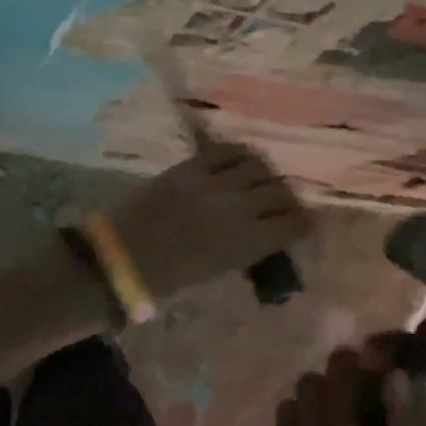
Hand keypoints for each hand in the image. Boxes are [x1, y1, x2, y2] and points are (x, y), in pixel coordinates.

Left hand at [108, 141, 311, 301]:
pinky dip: (241, 155)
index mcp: (247, 243)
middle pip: (280, 192)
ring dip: (266, 174)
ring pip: (259, 166)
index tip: (301, 223)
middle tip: (280, 203)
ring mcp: (214, 182)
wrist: (122, 256)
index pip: (294, 224)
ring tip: (261, 180)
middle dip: (285, 199)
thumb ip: (249, 248)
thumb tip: (268, 232)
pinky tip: (240, 163)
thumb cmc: (169, 275)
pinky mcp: (191, 166)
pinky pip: (228, 150)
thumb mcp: (219, 269)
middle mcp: (239, 208)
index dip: (302, 223)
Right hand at [276, 338, 425, 425]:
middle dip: (339, 401)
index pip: (390, 352)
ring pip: (307, 385)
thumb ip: (410, 424)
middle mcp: (361, 398)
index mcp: (398, 402)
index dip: (379, 346)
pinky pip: (283, 414)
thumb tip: (396, 374)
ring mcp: (325, 414)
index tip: (370, 362)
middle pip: (341, 361)